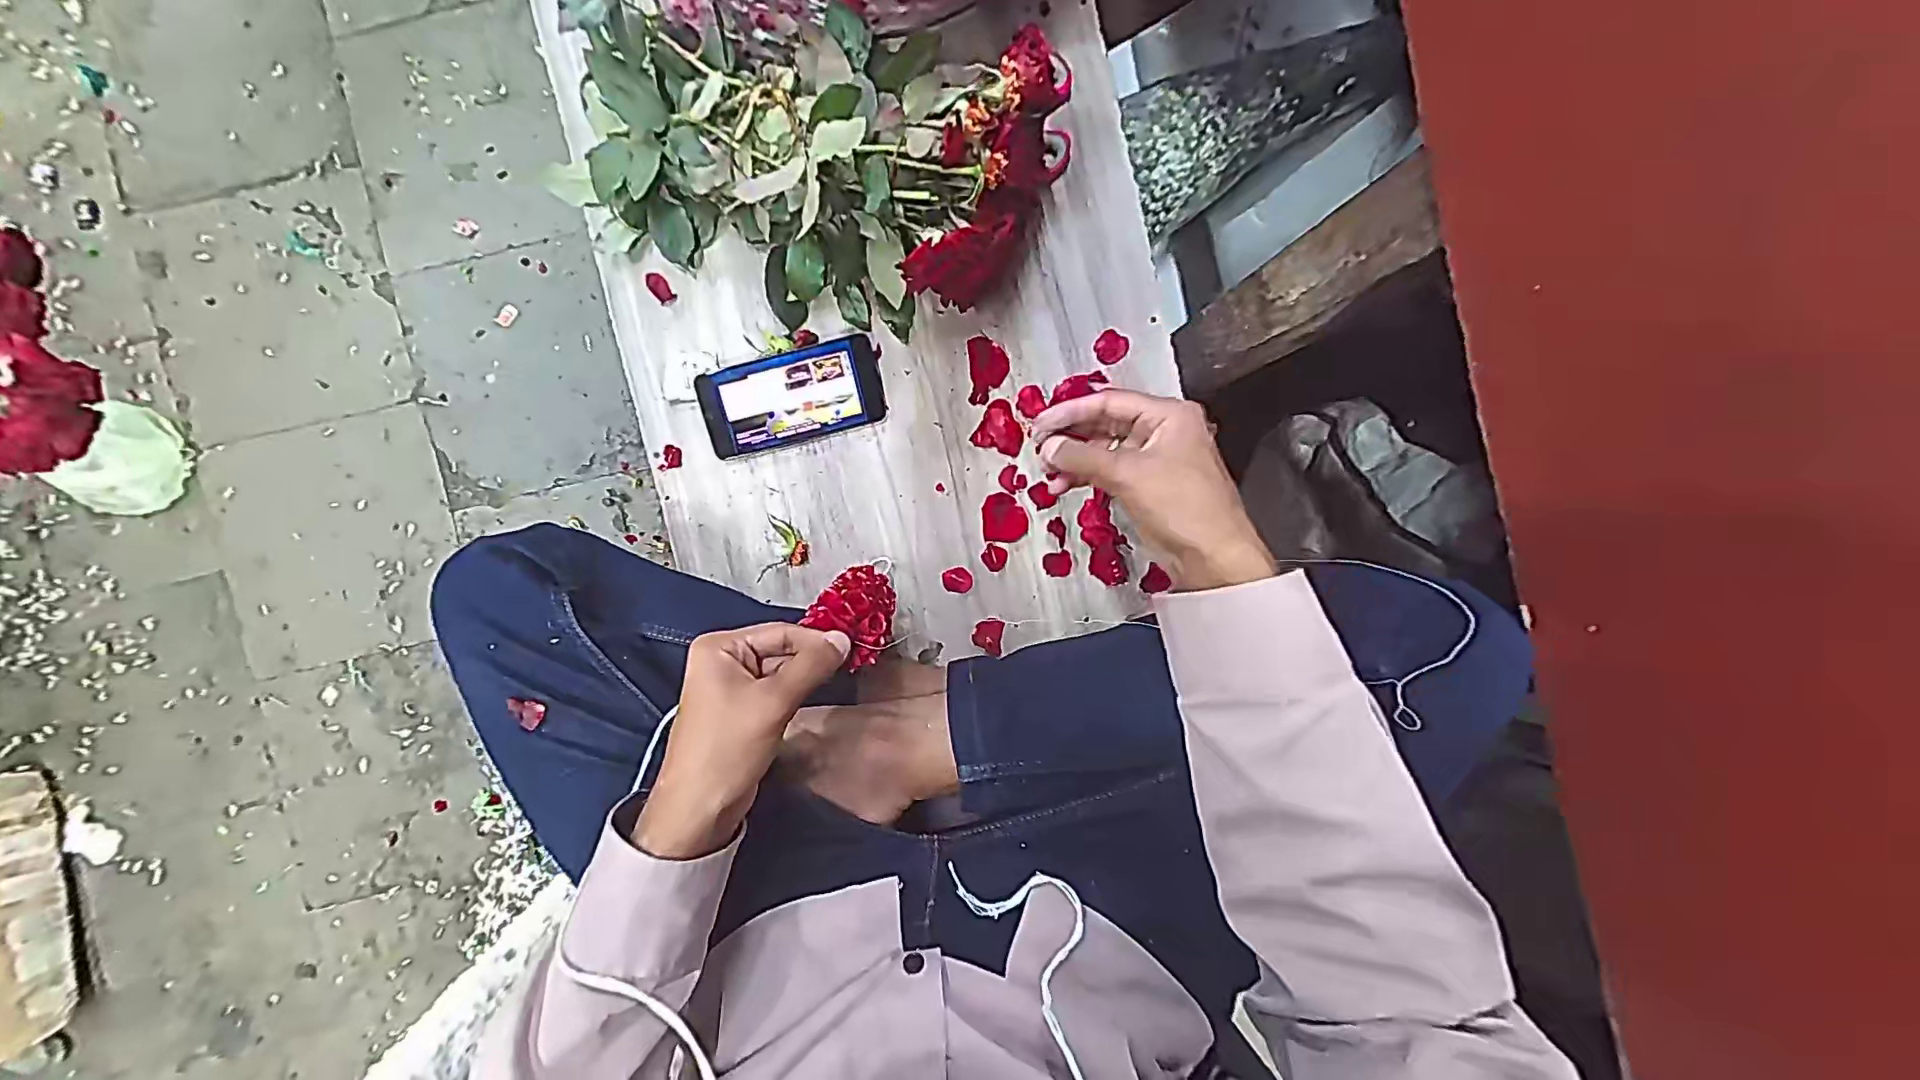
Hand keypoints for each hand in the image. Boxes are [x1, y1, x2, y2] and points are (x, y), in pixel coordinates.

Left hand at [634, 623, 849, 858]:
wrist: (699, 810)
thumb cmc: (727, 750)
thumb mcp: (774, 701)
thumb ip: (811, 666)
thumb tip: (842, 638)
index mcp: (719, 647)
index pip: (780, 631)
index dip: (816, 640)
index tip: (850, 648)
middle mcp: (723, 660)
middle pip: (782, 648)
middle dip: (811, 660)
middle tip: (848, 666)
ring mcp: (732, 685)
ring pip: (782, 670)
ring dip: (806, 677)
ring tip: (835, 682)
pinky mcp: (742, 708)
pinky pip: (777, 690)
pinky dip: (796, 693)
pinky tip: (813, 699)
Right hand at [1034, 389, 1276, 591]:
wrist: (1212, 556)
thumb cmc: (1184, 507)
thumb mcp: (1127, 474)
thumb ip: (1083, 456)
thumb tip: (1050, 447)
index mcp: (1168, 415)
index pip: (1109, 401)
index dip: (1070, 411)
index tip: (1041, 424)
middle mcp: (1162, 431)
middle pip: (1105, 423)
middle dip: (1070, 436)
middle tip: (1040, 447)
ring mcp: (1154, 459)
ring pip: (1103, 450)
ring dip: (1074, 460)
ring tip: (1048, 472)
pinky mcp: (1147, 485)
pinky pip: (1108, 472)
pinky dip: (1085, 477)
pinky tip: (1062, 486)